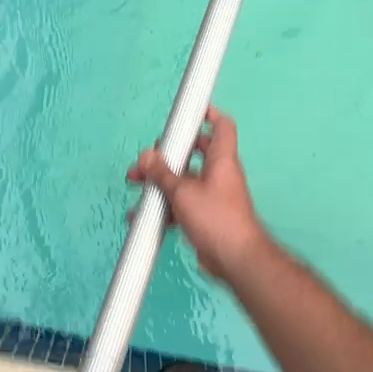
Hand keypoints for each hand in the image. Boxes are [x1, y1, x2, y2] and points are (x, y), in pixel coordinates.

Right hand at [126, 106, 270, 279]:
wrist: (235, 260)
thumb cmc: (215, 219)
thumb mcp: (183, 192)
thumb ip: (163, 173)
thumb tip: (147, 156)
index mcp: (222, 159)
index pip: (221, 125)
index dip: (208, 113)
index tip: (187, 112)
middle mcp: (219, 173)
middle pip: (195, 152)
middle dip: (169, 153)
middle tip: (147, 159)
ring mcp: (213, 195)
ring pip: (185, 179)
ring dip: (162, 181)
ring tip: (137, 184)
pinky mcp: (206, 216)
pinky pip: (183, 203)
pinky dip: (165, 205)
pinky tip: (144, 215)